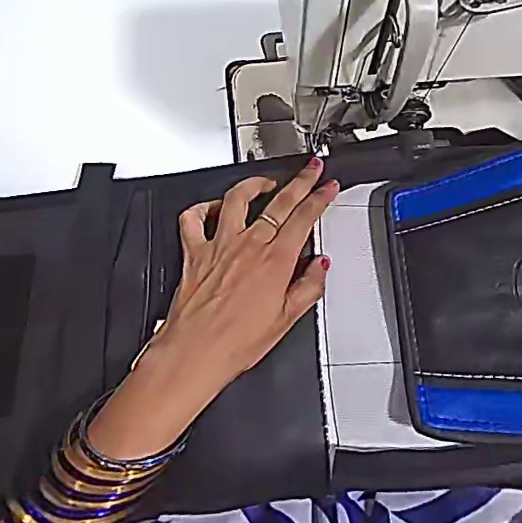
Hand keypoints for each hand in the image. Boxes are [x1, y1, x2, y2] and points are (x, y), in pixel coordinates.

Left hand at [87, 157, 339, 457]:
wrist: (193, 354)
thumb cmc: (235, 343)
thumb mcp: (286, 320)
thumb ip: (308, 287)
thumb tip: (320, 266)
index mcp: (275, 261)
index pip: (304, 218)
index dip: (320, 197)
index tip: (328, 186)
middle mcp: (248, 246)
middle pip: (280, 201)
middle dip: (301, 180)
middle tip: (311, 168)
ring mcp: (219, 245)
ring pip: (237, 198)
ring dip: (254, 184)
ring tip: (265, 180)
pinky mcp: (194, 252)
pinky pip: (193, 219)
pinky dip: (202, 207)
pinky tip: (211, 206)